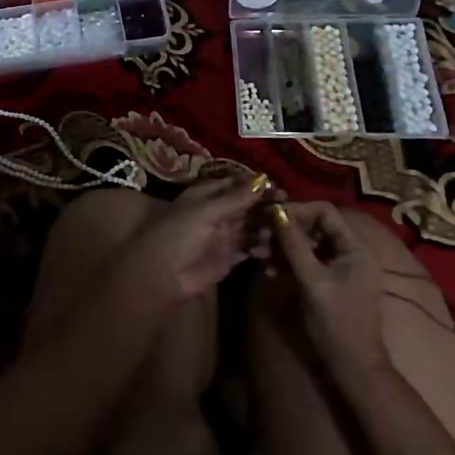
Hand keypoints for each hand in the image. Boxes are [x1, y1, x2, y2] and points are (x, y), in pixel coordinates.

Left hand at [114, 178, 271, 304]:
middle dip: (265, 205)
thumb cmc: (178, 235)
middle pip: (245, 204)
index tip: (278, 185)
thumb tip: (262, 180)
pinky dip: (262, 246)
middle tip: (290, 206)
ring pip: (250, 225)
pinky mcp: (229, 256)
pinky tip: (275, 247)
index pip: (233, 184)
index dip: (254, 184)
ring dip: (266, 225)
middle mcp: (215, 212)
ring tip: (285, 228)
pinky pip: (250, 247)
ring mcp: (223, 234)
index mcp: (204, 195)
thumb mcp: (205, 212)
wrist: (163, 274)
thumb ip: (234, 199)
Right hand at [273, 202, 389, 384]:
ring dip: (282, 245)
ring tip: (258, 252)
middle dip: (285, 228)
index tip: (269, 218)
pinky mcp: (328, 280)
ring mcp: (339, 266)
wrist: (352, 365)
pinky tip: (268, 269)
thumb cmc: (336, 322)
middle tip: (258, 235)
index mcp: (355, 247)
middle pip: (314, 225)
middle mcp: (349, 251)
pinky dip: (287, 261)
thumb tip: (276, 212)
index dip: (296, 210)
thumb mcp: (312, 281)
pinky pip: (306, 260)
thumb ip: (294, 245)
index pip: (325, 212)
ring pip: (307, 242)